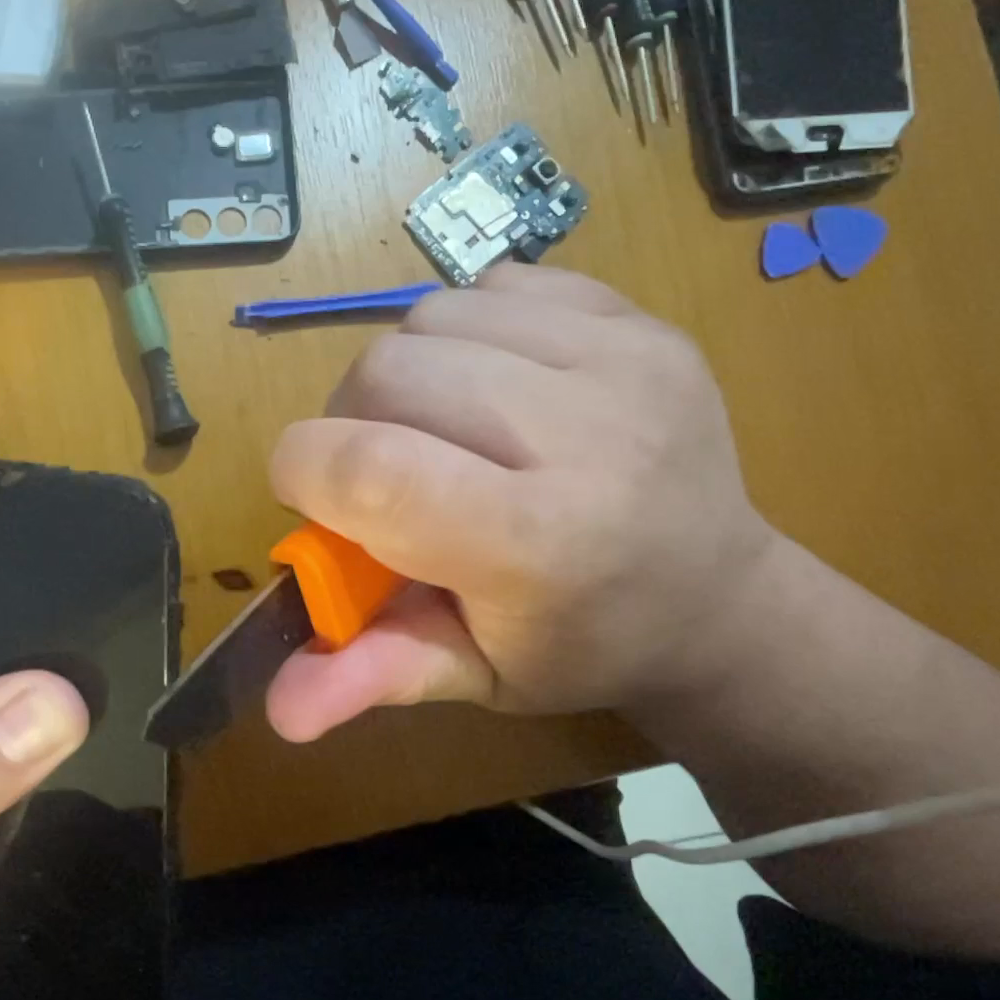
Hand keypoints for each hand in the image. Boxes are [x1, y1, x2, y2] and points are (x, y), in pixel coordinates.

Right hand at [265, 265, 780, 740]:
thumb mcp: (472, 678)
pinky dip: (461, 333)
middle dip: (349, 421)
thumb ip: (374, 677)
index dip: (305, 469)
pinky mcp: (638, 318)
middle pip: (386, 372)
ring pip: (428, 317)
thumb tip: (279, 713)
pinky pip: (491, 287)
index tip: (311, 497)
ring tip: (436, 429)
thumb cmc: (577, 646)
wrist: (719, 595)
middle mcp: (587, 436)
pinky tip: (492, 387)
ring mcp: (622, 361)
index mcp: (537, 544)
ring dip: (402, 375)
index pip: (373, 468)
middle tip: (379, 472)